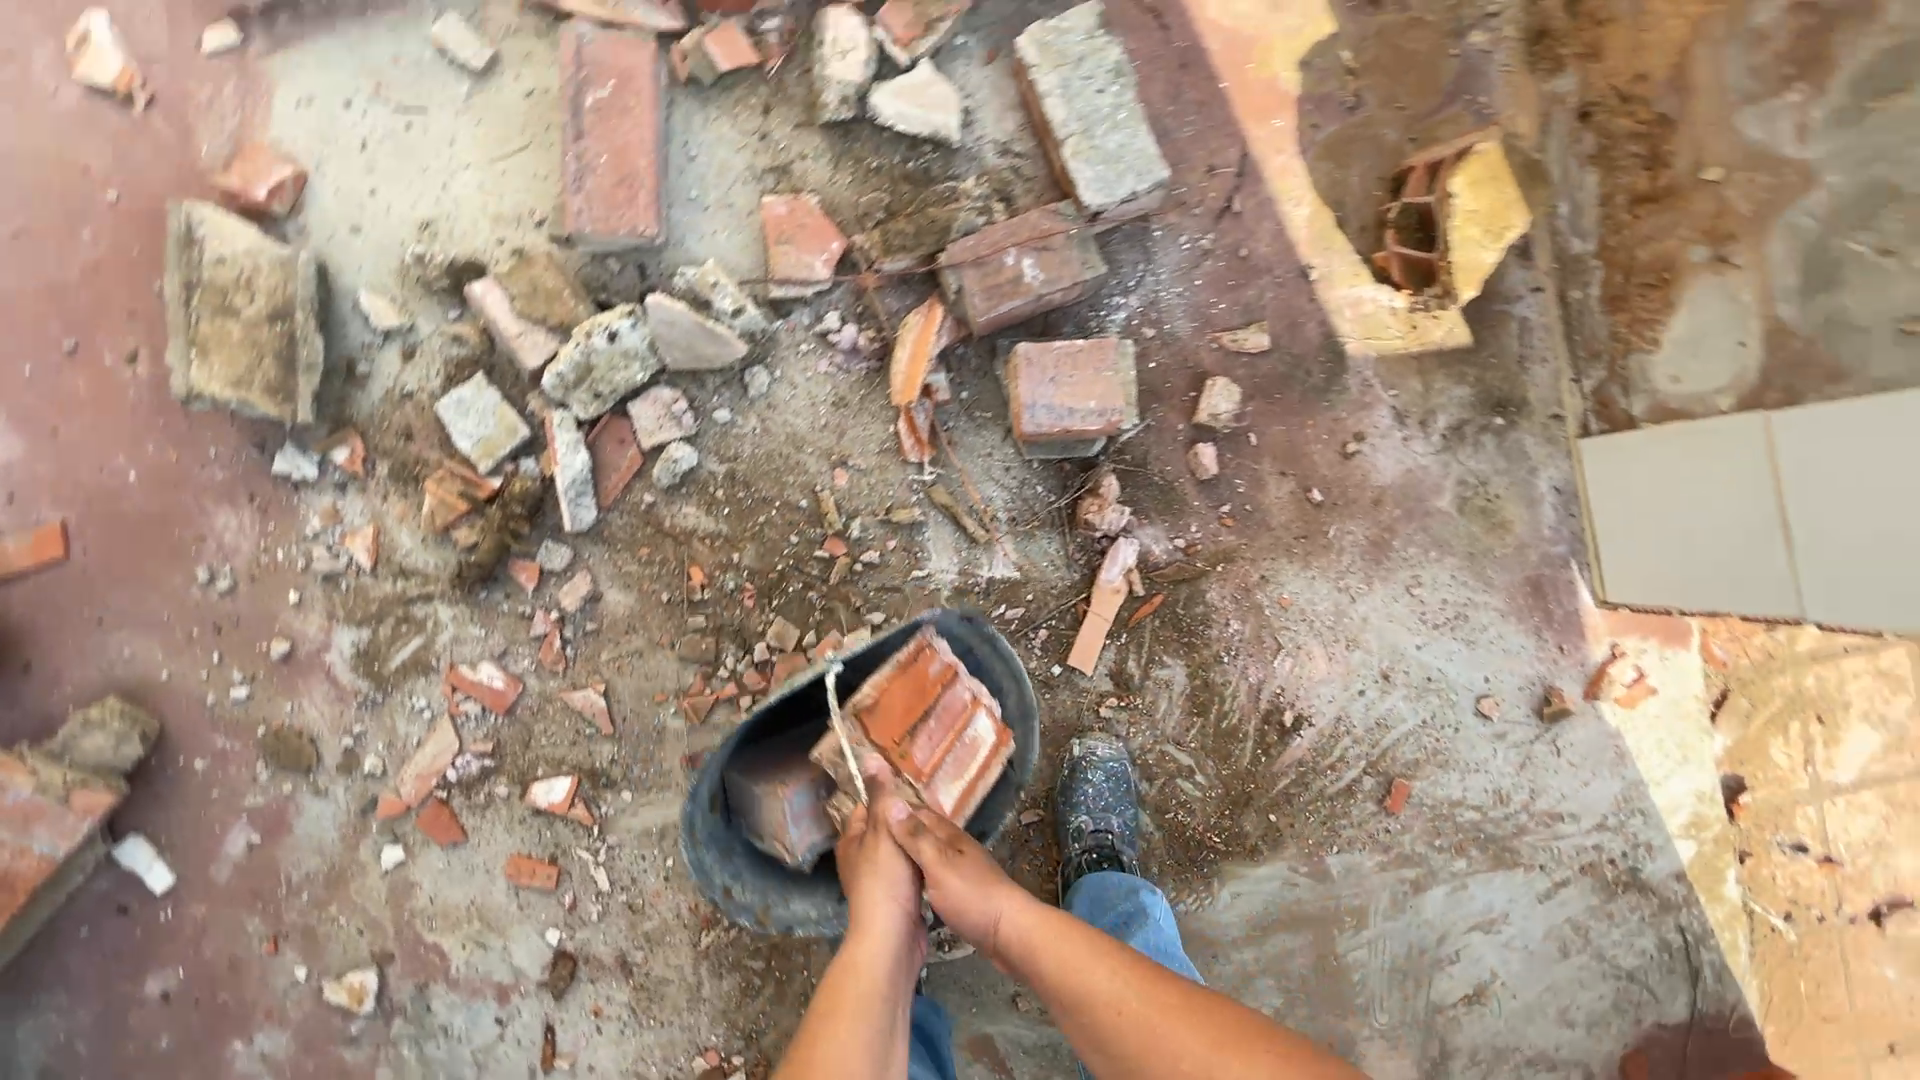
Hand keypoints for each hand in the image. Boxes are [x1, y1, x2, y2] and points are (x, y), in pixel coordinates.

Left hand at [836, 754, 926, 964]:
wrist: (891, 939)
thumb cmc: (884, 881)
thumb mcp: (883, 830)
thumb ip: (881, 794)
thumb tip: (869, 756)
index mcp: (852, 841)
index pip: (869, 806)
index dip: (889, 796)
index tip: (915, 788)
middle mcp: (862, 859)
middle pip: (888, 829)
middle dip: (908, 820)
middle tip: (936, 809)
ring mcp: (880, 881)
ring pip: (902, 851)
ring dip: (917, 843)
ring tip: (941, 830)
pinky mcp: (898, 899)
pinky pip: (912, 873)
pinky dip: (924, 865)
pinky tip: (940, 860)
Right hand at [884, 800, 1032, 969]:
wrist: (1008, 932)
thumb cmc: (971, 895)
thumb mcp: (938, 863)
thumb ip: (916, 836)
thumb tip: (891, 802)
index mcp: (948, 835)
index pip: (917, 813)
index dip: (894, 810)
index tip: (868, 812)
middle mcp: (954, 847)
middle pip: (923, 833)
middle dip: (900, 832)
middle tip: (870, 840)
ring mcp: (959, 869)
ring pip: (928, 855)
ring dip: (909, 855)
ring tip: (884, 861)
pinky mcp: (961, 892)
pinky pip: (934, 875)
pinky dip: (919, 875)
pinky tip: (908, 885)